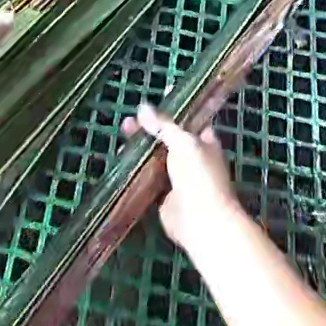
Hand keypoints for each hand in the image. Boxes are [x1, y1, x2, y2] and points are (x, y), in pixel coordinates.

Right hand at [122, 102, 242, 248]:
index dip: (169, 112)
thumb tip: (143, 108)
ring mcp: (177, 178)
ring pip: (155, 158)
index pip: (186, 121)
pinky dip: (136, 171)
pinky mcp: (164, 196)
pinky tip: (121, 161)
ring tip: (122, 138)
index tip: (150, 104)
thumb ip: (163, 125)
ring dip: (140, 149)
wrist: (202, 220)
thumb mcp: (183, 142)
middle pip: (166, 139)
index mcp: (204, 141)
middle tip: (127, 123)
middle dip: (148, 130)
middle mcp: (192, 158)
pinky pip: (148, 179)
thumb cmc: (199, 175)